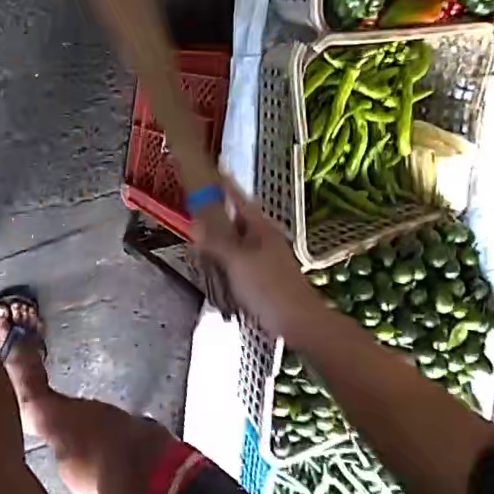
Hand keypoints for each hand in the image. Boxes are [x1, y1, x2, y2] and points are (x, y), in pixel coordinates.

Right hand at [192, 182, 324, 339]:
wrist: (299, 323)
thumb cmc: (270, 288)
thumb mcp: (237, 262)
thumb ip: (216, 241)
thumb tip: (196, 222)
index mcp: (259, 228)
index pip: (237, 198)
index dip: (222, 184)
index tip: (209, 170)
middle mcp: (262, 238)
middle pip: (232, 221)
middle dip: (212, 220)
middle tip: (193, 219)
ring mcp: (263, 258)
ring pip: (233, 244)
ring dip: (216, 247)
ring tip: (200, 251)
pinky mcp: (261, 277)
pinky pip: (236, 263)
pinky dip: (222, 265)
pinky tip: (214, 275)